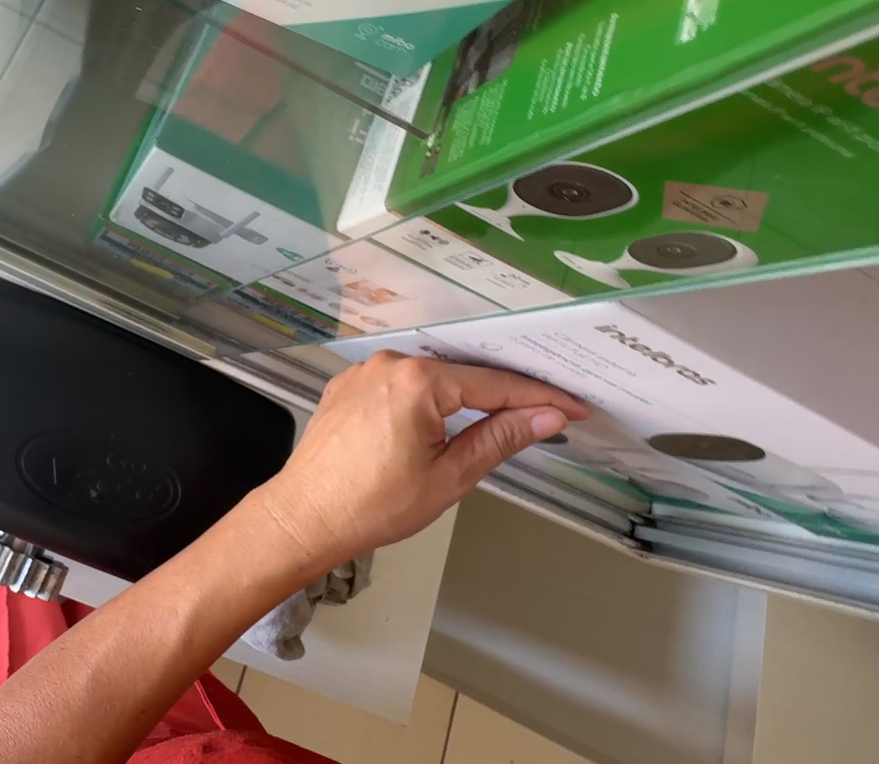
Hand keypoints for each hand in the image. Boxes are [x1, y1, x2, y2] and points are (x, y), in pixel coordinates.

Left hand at [250, 353, 590, 568]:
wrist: (305, 515)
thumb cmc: (373, 505)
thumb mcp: (450, 476)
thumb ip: (500, 438)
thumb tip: (546, 416)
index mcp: (418, 381)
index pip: (494, 383)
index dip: (539, 396)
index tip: (573, 406)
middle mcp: (389, 363)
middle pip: (461, 373)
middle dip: (504, 391)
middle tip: (546, 409)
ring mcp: (364, 371)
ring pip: (429, 376)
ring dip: (462, 394)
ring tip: (502, 413)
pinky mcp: (347, 384)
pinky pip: (398, 382)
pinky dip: (425, 396)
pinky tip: (442, 416)